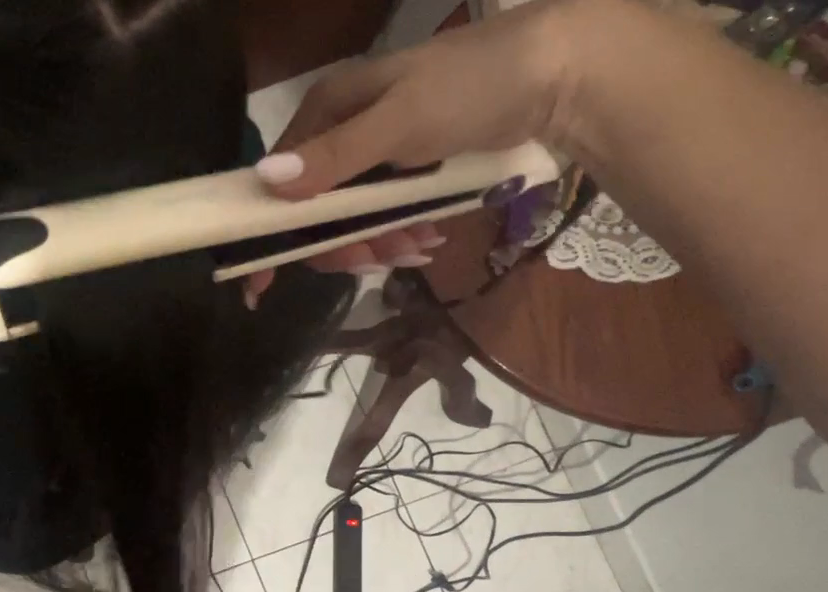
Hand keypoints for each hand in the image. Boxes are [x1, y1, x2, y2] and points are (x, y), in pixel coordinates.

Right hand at [254, 0, 585, 272]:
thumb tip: (265, 181)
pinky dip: (398, 235)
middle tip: (371, 262)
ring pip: (348, 219)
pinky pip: (383, 215)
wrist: (566, 69)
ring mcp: (375, 152)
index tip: (262, 285)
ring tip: (414, 251)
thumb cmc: (475, 85)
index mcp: (327, 110)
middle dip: (338, 244)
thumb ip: (334, 156)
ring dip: (374, 245)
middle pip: (312, 211)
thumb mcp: (401, 121)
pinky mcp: (407, 168)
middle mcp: (341, 131)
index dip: (268, 233)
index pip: (275, 182)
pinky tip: (424, 242)